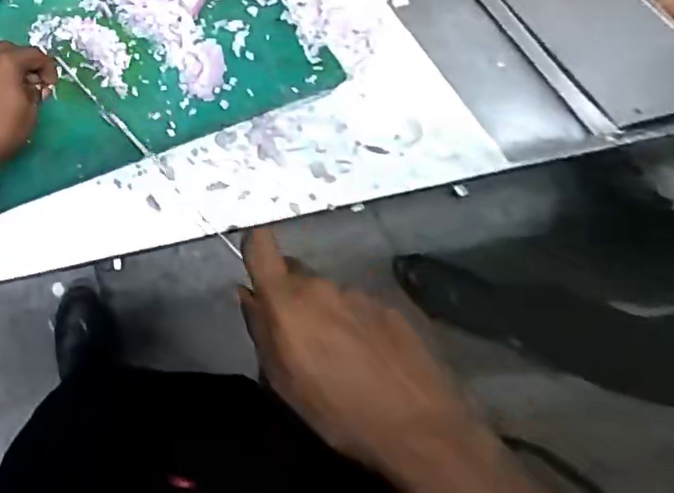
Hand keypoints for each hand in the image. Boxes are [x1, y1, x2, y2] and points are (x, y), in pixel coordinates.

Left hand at [0, 42, 56, 182]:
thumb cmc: (1, 131)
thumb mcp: (30, 112)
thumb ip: (34, 91)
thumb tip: (31, 85)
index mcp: (5, 61)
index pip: (33, 53)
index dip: (47, 67)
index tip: (50, 85)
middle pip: (10, 50)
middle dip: (25, 63)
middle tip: (32, 83)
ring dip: (6, 65)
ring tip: (13, 87)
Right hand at [238, 230, 528, 490]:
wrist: (426, 435)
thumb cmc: (339, 408)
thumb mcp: (282, 379)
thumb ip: (259, 328)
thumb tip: (247, 294)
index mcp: (284, 297)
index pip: (259, 244)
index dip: (254, 239)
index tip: (253, 247)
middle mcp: (319, 285)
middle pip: (297, 275)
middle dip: (295, 295)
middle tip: (305, 333)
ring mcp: (360, 295)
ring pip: (332, 294)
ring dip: (332, 314)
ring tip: (348, 354)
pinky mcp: (395, 311)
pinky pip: (365, 310)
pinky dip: (363, 326)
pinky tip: (377, 359)